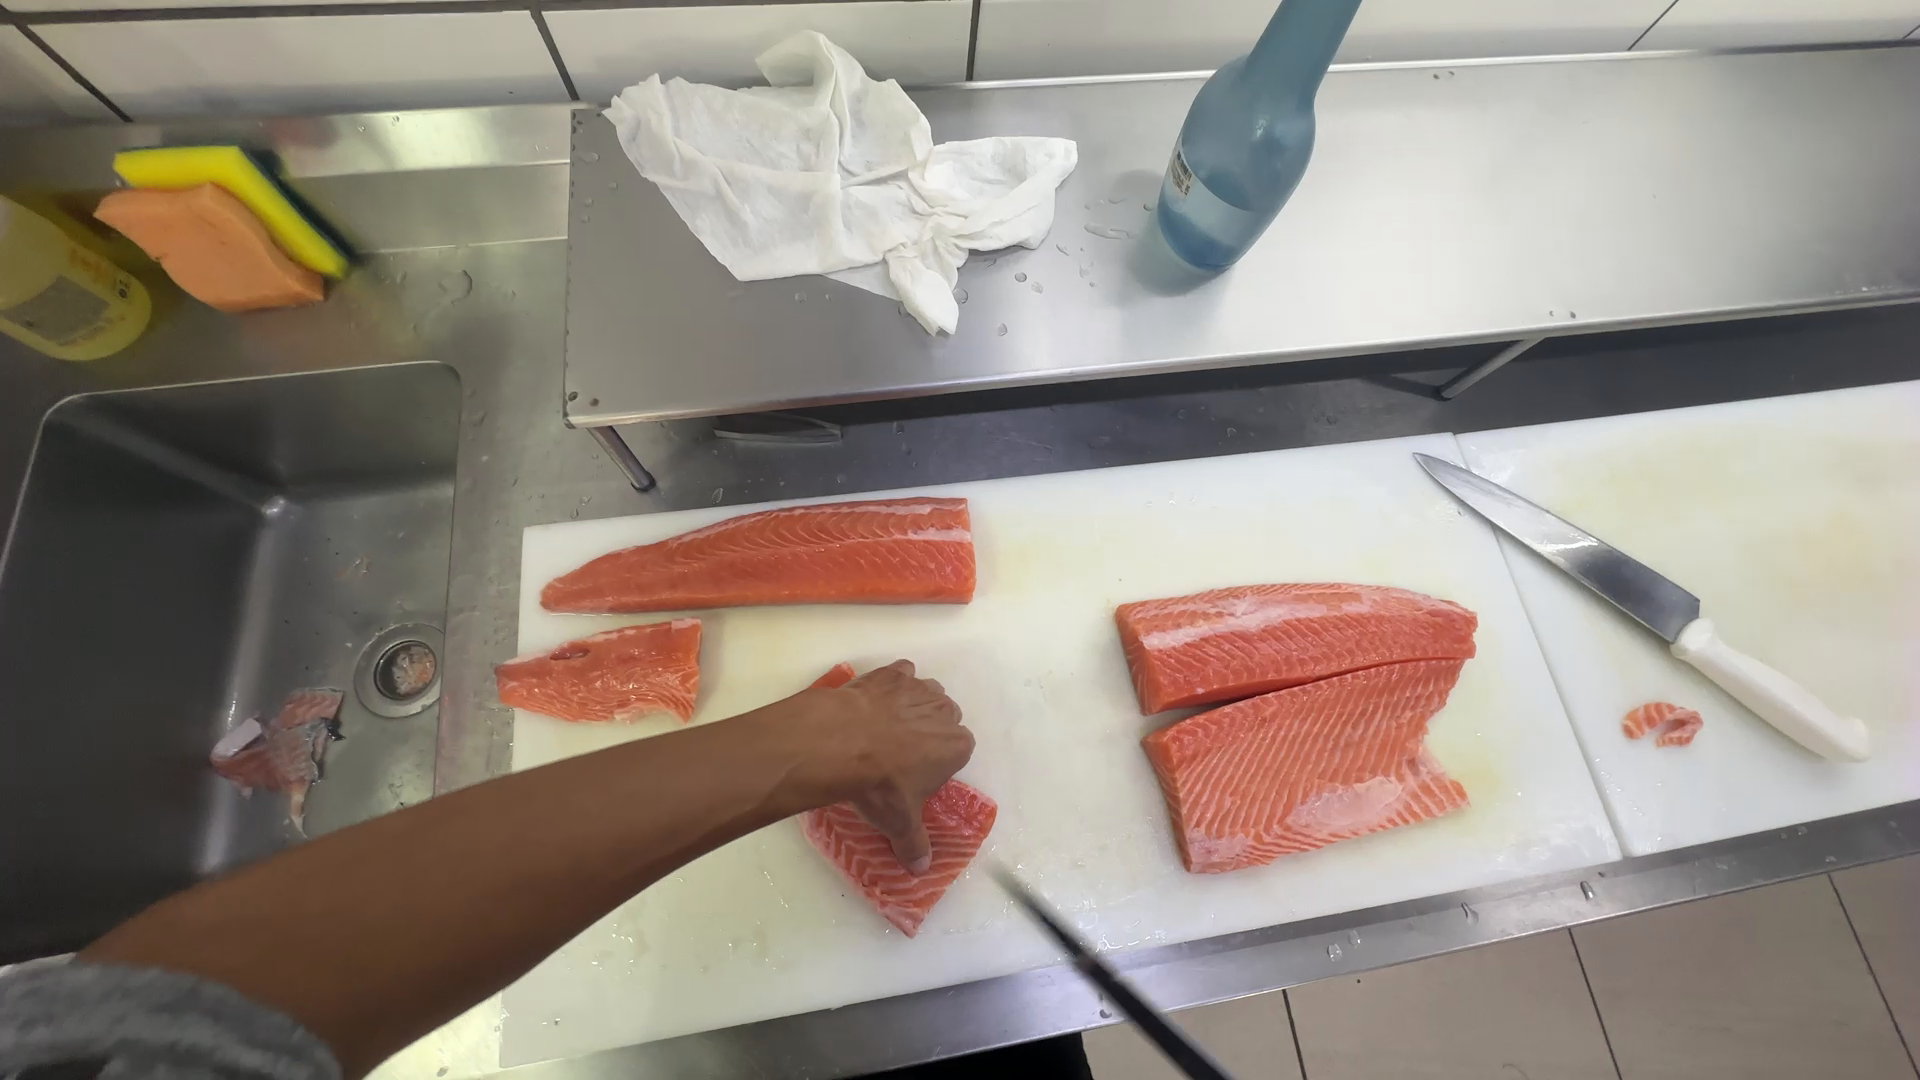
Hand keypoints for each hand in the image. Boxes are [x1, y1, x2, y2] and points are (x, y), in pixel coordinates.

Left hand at [784, 660, 972, 872]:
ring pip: (926, 693)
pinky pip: (901, 673)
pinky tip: (874, 699)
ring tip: (886, 725)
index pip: (960, 749)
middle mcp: (944, 711)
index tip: (919, 774)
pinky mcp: (891, 673)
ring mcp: (917, 688)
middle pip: (945, 717)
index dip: (940, 761)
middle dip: (930, 730)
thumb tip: (921, 870)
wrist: (842, 742)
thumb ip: (914, 844)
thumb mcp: (899, 822)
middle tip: (901, 752)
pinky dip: (892, 683)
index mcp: (956, 745)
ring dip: (913, 706)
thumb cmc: (880, 785)